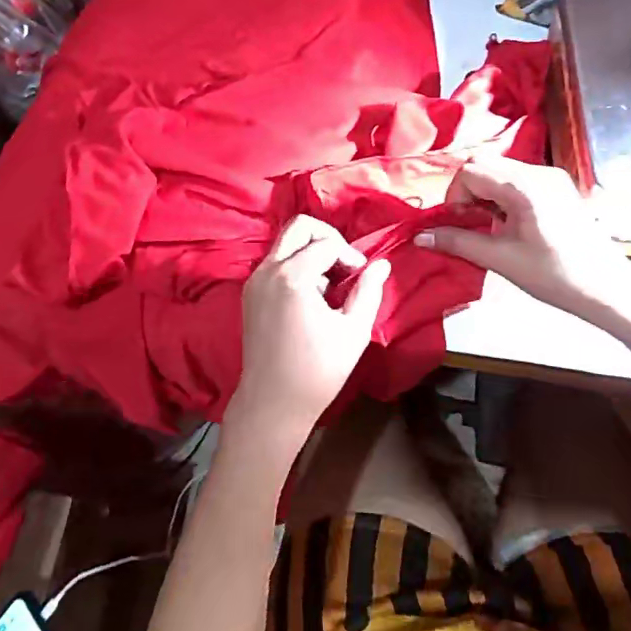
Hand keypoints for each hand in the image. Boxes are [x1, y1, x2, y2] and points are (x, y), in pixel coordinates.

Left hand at [232, 216, 390, 434]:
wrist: (272, 403)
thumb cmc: (317, 372)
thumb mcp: (353, 331)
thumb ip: (368, 291)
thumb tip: (382, 264)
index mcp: (291, 277)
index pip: (326, 243)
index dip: (350, 255)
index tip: (362, 277)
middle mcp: (266, 271)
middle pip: (298, 227)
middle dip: (327, 238)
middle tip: (345, 265)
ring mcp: (254, 281)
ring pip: (285, 243)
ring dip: (311, 252)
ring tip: (330, 287)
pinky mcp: (249, 293)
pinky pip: (275, 262)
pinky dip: (296, 266)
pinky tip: (312, 296)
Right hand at [415, 156, 630, 320]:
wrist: (607, 288)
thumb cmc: (554, 276)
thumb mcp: (500, 260)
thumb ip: (458, 242)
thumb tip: (420, 237)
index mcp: (523, 187)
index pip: (470, 171)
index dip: (454, 196)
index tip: (458, 224)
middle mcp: (537, 172)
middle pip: (483, 163)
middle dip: (466, 191)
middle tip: (469, 223)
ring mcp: (550, 177)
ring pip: (499, 169)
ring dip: (483, 192)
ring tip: (489, 226)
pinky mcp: (557, 186)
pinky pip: (517, 178)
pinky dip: (501, 194)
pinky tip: (508, 223)